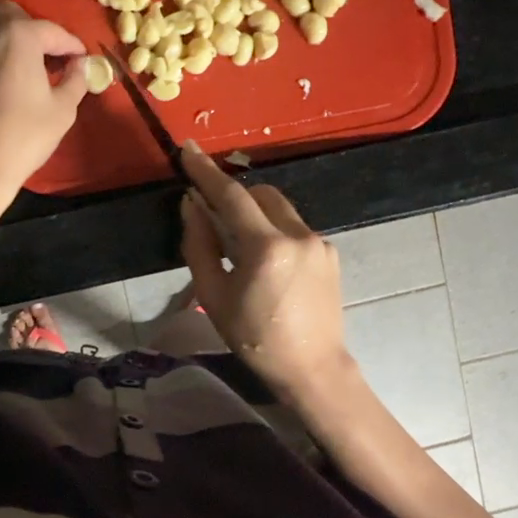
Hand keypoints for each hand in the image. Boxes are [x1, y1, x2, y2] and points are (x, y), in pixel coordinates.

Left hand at [0, 0, 88, 199]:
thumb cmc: (23, 137)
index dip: (71, 46)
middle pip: (11, 14)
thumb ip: (75, 80)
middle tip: (43, 57)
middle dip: (30, 30)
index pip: (52, 32)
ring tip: (5, 49)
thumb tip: (82, 65)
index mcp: (19, 34)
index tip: (81, 58)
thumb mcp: (63, 111)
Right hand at [178, 146, 353, 397]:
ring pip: (280, 209)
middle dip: (234, 195)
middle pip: (260, 193)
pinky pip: (294, 228)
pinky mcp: (330, 252)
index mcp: (265, 248)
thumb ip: (199, 246)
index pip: (231, 196)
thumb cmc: (255, 339)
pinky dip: (274, 232)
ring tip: (239, 246)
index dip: (205, 171)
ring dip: (255, 214)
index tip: (188, 150)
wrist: (312, 367)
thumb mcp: (214, 296)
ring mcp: (319, 242)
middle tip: (212, 215)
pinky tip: (266, 265)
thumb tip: (191, 205)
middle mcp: (297, 235)